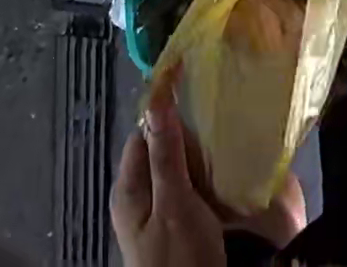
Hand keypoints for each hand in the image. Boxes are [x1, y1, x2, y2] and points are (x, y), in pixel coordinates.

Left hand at [111, 84, 227, 266]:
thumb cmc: (180, 261)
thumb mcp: (175, 205)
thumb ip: (166, 153)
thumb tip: (156, 97)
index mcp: (128, 187)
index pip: (141, 132)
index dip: (164, 112)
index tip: (192, 96)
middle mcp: (135, 196)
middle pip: (156, 148)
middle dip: (181, 133)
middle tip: (212, 119)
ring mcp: (152, 214)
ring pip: (170, 168)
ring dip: (191, 155)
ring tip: (218, 141)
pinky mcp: (171, 228)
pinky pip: (181, 188)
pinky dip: (196, 176)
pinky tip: (216, 174)